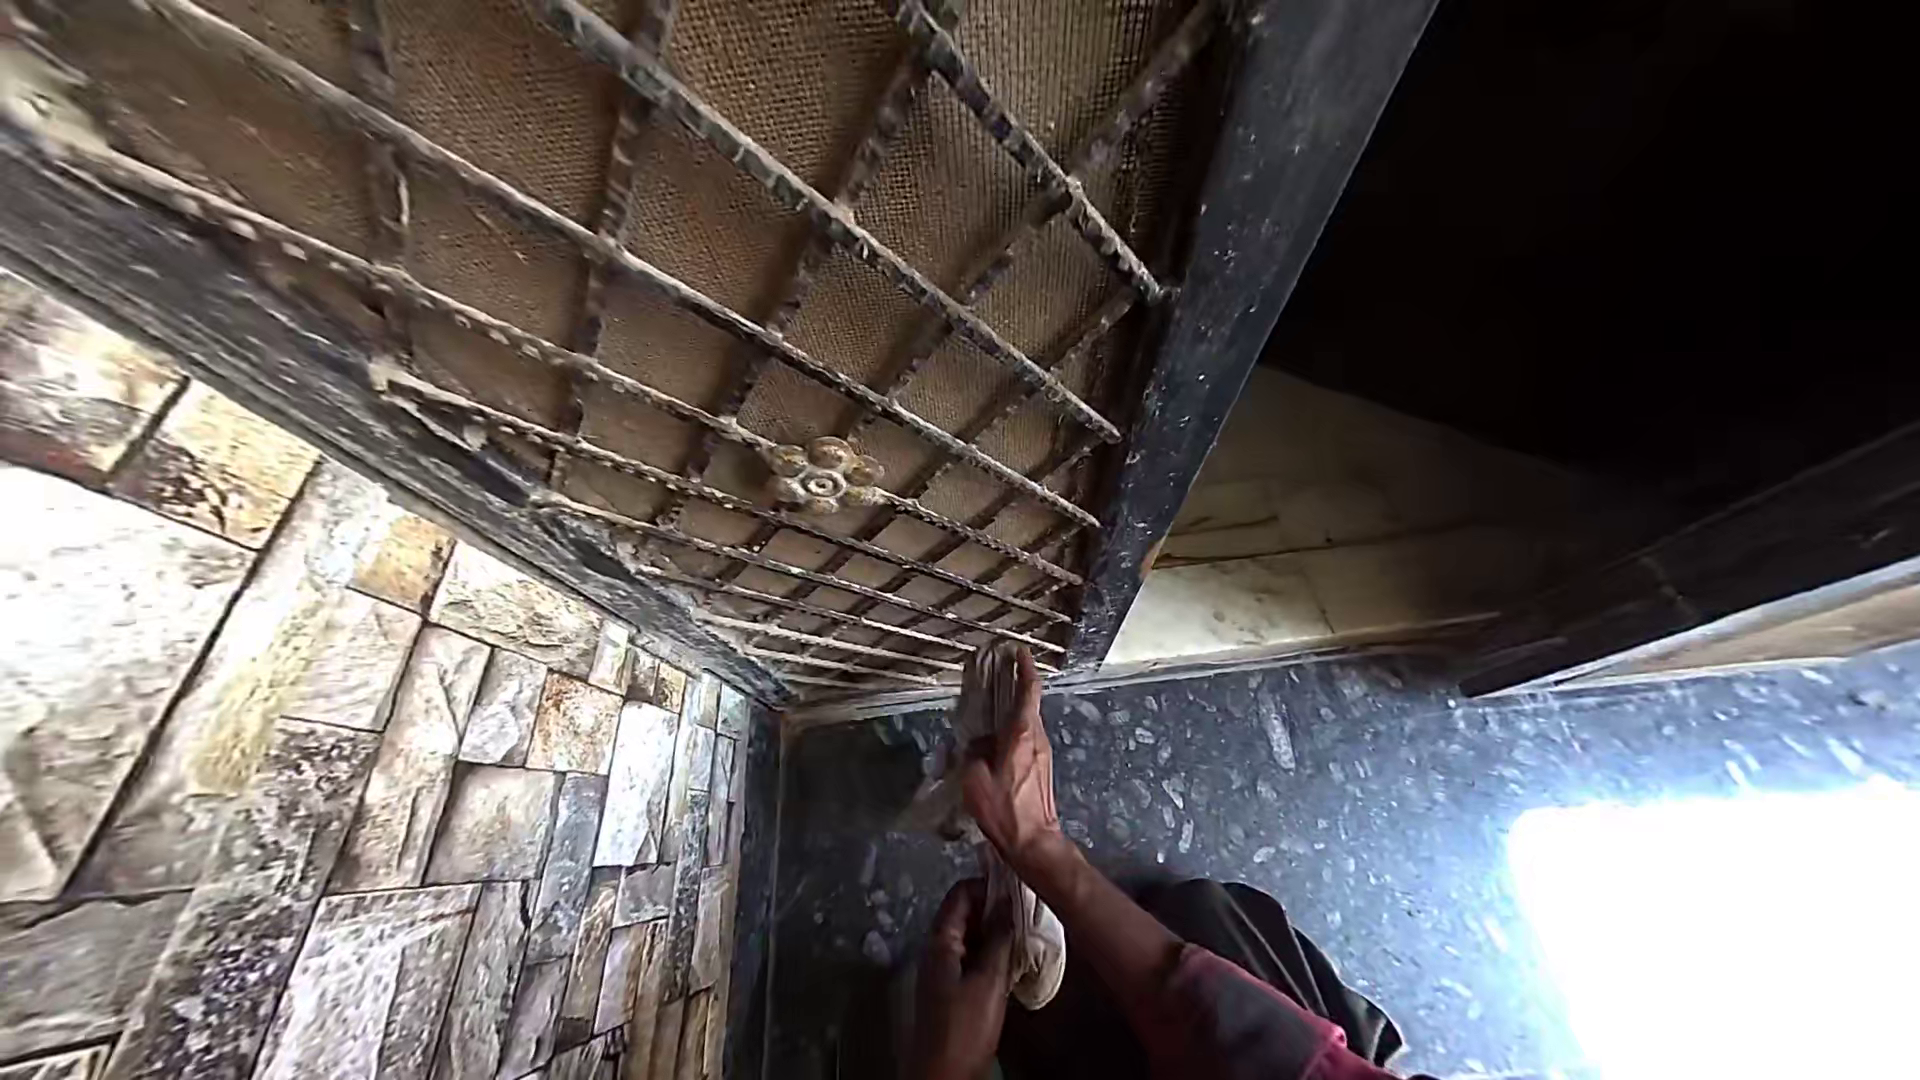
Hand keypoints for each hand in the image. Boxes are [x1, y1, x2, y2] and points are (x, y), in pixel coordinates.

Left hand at [914, 878, 1012, 1079]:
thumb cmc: (964, 1028)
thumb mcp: (988, 981)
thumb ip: (999, 938)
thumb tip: (1008, 900)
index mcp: (941, 938)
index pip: (961, 892)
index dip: (988, 886)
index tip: (1016, 889)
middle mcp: (938, 946)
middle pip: (965, 910)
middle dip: (994, 907)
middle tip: (1025, 912)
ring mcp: (944, 967)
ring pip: (971, 933)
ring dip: (995, 930)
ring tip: (1023, 933)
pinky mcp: (952, 987)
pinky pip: (972, 954)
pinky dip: (991, 950)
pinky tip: (1012, 959)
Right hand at [961, 647, 1068, 874]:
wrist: (1034, 842)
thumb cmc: (1004, 809)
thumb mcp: (975, 779)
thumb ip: (974, 753)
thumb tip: (978, 742)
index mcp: (1022, 734)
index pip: (1029, 691)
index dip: (1025, 668)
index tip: (1019, 651)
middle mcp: (1037, 738)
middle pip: (1029, 702)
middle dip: (1015, 684)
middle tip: (997, 671)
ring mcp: (1043, 752)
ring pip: (1028, 720)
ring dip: (1013, 707)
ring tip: (991, 703)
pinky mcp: (1041, 766)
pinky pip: (1027, 736)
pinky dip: (1013, 726)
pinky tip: (996, 736)